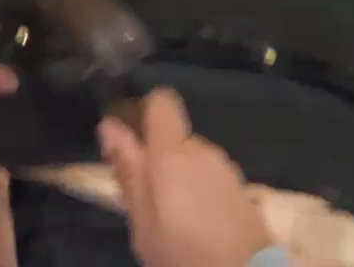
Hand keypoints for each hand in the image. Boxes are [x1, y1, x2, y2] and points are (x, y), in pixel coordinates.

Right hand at [99, 88, 272, 266]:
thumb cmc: (185, 254)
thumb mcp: (143, 222)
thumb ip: (128, 171)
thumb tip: (109, 126)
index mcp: (172, 152)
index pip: (161, 102)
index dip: (145, 112)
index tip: (132, 140)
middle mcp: (202, 150)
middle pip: (175, 138)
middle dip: (160, 158)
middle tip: (149, 197)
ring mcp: (227, 170)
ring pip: (194, 160)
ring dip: (182, 178)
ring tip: (177, 219)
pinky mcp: (244, 191)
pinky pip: (212, 179)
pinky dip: (203, 193)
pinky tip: (202, 227)